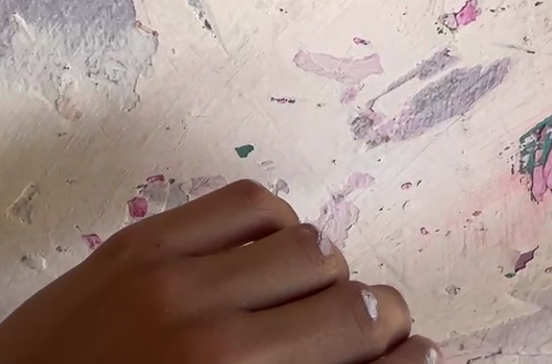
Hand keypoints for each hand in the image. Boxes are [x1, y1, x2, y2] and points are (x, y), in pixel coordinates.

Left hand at [0, 180, 438, 363]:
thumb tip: (394, 354)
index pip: (352, 345)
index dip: (400, 353)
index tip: (411, 352)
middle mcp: (209, 336)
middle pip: (342, 291)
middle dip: (368, 312)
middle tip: (361, 331)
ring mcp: (170, 277)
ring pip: (304, 238)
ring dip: (322, 267)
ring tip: (306, 293)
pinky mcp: (140, 241)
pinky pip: (246, 202)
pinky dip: (275, 223)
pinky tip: (263, 255)